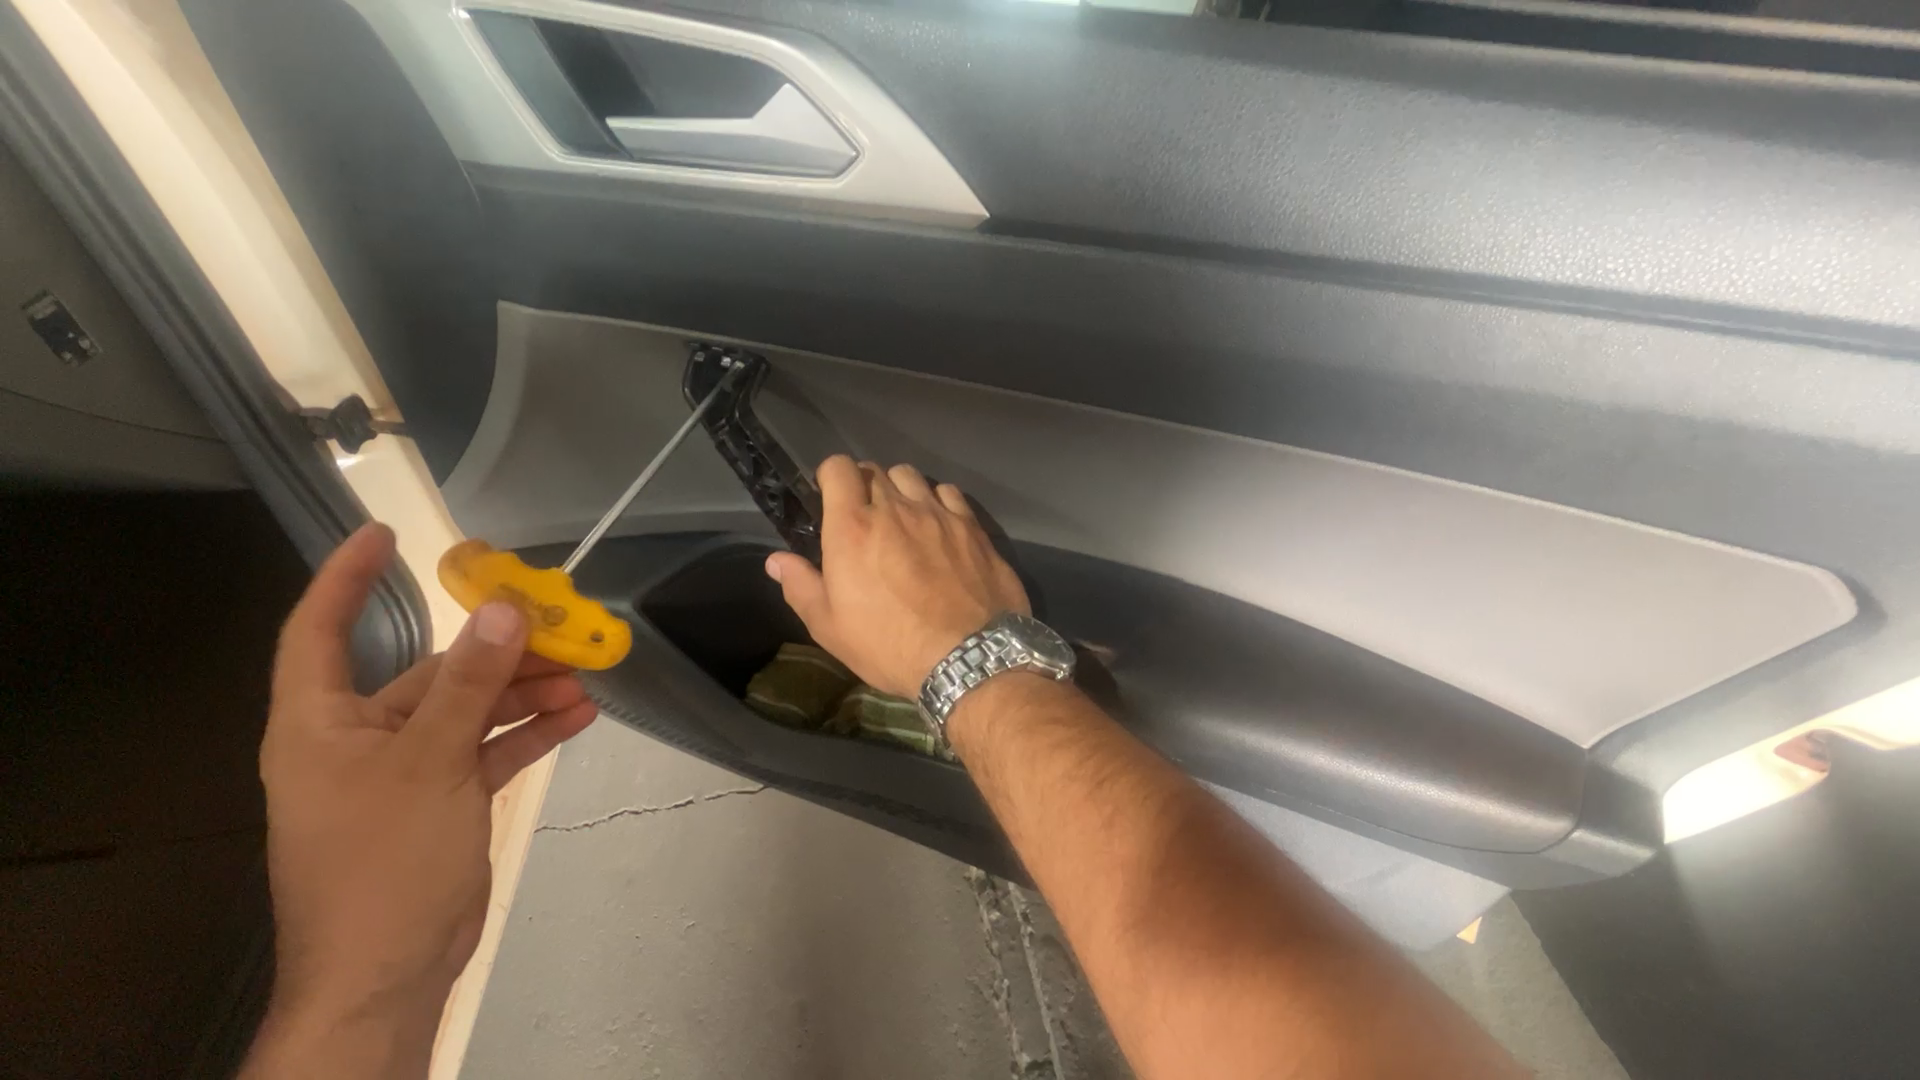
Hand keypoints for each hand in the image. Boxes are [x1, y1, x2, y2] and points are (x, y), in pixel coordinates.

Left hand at [245, 524, 597, 1077]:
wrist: (390, 971)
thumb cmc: (384, 861)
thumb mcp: (430, 763)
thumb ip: (470, 684)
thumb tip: (504, 610)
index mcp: (322, 723)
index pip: (320, 632)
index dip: (346, 580)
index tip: (385, 535)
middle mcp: (362, 738)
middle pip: (431, 672)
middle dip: (496, 651)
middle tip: (557, 627)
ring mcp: (408, 769)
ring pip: (471, 709)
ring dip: (526, 692)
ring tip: (584, 676)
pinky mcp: (446, 797)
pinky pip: (491, 748)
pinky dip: (531, 731)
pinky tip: (579, 717)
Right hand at [765, 456, 1028, 697]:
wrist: (968, 658)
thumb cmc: (889, 646)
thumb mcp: (830, 628)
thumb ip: (801, 586)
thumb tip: (777, 560)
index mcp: (853, 527)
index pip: (838, 467)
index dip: (831, 476)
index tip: (831, 497)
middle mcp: (896, 508)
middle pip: (875, 470)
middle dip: (864, 485)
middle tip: (865, 516)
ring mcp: (938, 514)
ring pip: (912, 477)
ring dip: (900, 490)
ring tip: (903, 518)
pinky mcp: (973, 527)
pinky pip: (950, 493)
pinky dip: (938, 501)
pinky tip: (938, 526)